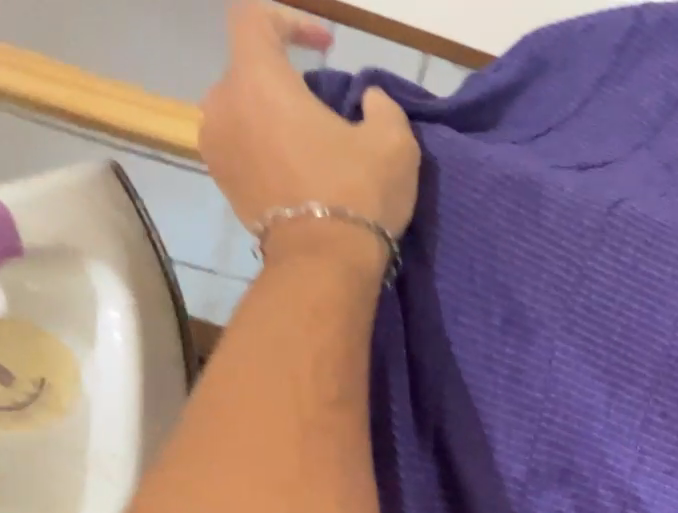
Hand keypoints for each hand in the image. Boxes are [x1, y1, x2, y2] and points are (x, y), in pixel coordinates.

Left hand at [199, 3, 420, 261]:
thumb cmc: (360, 191)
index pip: (255, 20)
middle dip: (292, 85)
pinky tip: (303, 175)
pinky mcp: (219, 173)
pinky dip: (270, 148)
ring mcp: (214, 138)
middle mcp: (223, 99)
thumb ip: (383, 108)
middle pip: (254, 72)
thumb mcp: (396, 144)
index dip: (292, 22)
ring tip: (319, 150)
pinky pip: (243, 143)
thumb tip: (369, 98)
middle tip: (335, 116)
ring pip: (248, 110)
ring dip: (280, 120)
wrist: (324, 256)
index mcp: (260, 80)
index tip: (326, 43)